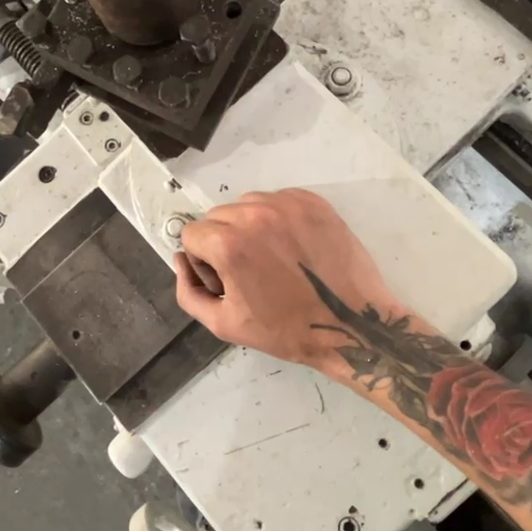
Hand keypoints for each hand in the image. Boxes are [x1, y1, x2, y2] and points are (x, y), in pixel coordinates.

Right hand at [174, 189, 398, 371]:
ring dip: (249, 227)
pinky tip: (292, 248)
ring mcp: (287, 205)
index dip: (202, 261)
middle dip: (223, 242)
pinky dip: (277, 219)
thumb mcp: (224, 324)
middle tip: (248, 273)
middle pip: (217, 217)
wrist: (352, 325)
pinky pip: (277, 200)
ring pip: (247, 205)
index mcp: (229, 244)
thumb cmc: (286, 330)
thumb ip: (188, 291)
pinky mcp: (313, 202)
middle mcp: (254, 215)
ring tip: (272, 259)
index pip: (192, 234)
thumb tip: (180, 262)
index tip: (225, 281)